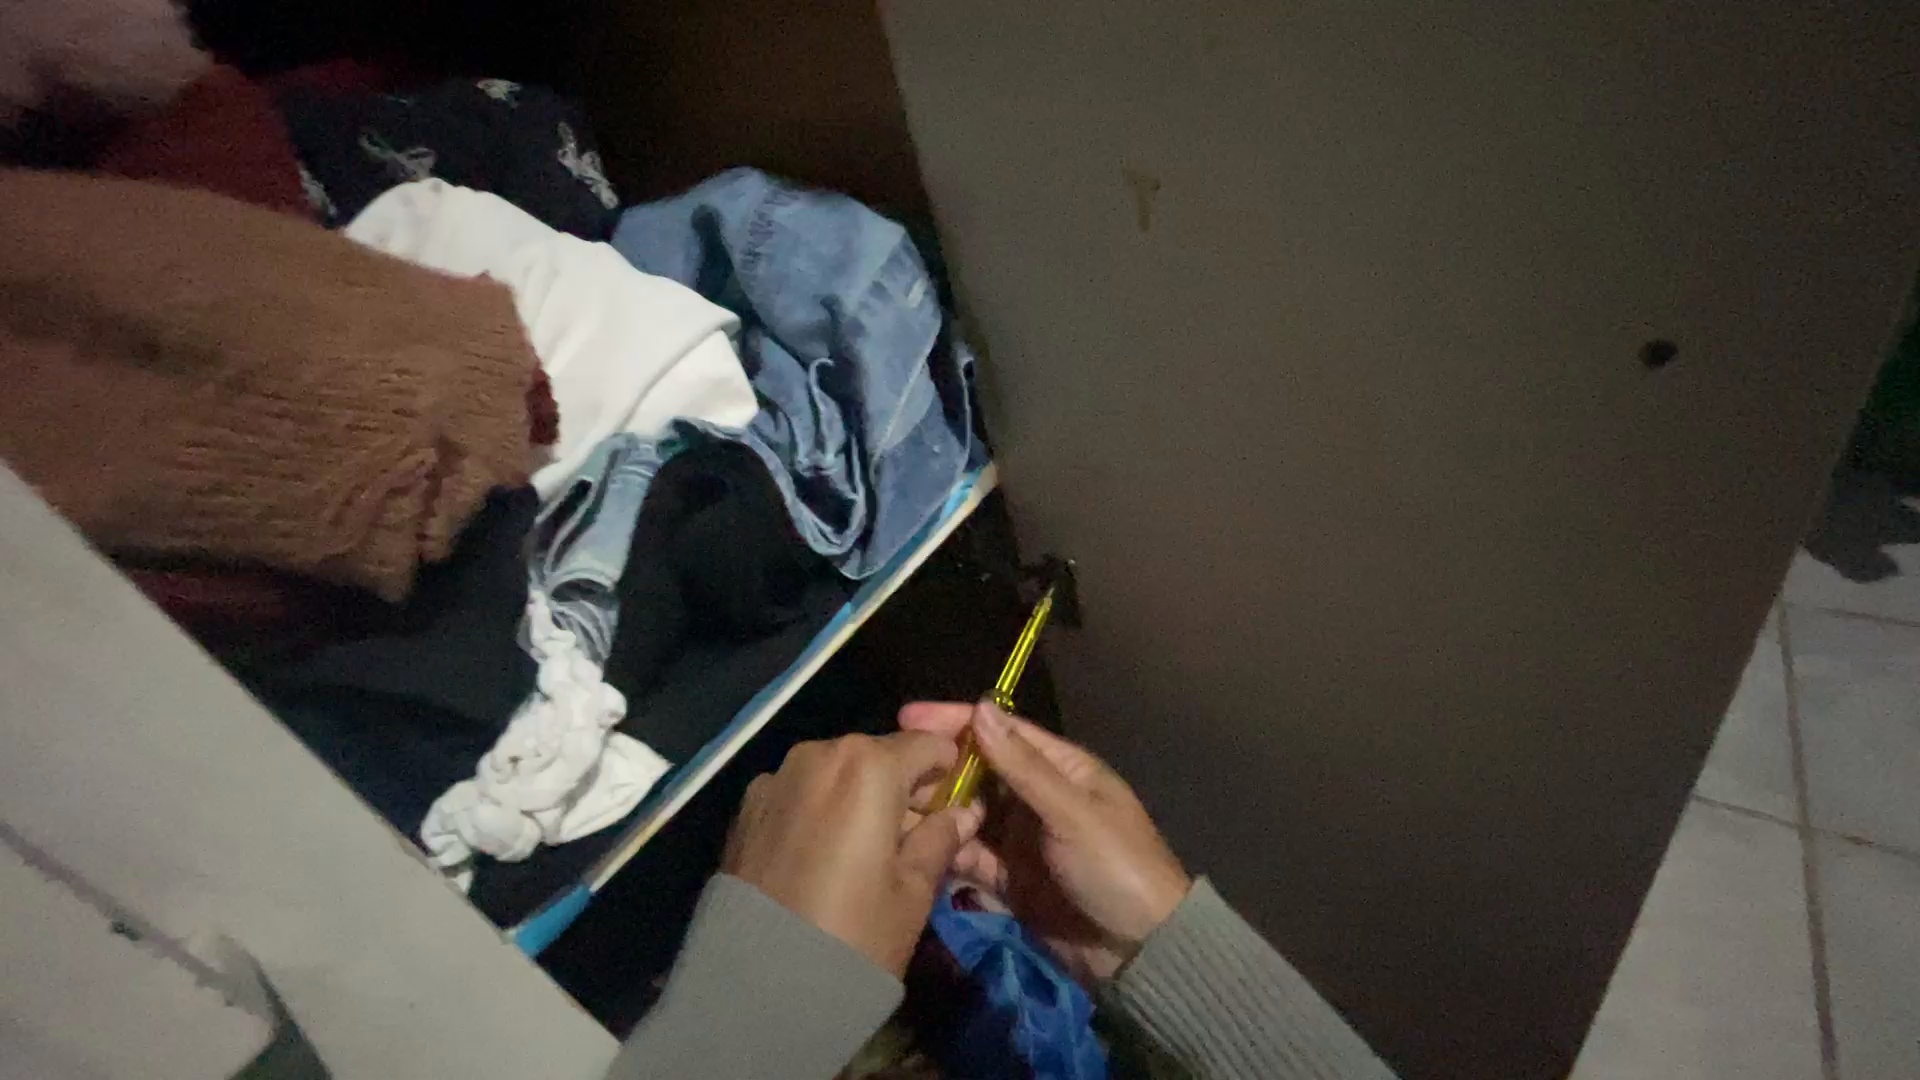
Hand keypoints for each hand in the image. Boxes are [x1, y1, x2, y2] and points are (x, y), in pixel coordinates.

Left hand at [723, 732, 983, 976]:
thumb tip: (964, 813)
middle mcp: (821, 753)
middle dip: (902, 788)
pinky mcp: (747, 805)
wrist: (755, 990)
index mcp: (870, 765)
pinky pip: (800, 792)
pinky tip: (818, 858)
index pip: (929, 744)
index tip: (954, 806)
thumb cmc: (852, 935)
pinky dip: (819, 810)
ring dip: (858, 798)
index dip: (949, 772)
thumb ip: (941, 840)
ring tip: (862, 853)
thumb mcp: (913, 893)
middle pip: (880, 756)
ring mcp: (777, 776)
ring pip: (837, 772)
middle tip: (912, 839)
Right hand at [899, 701, 1191, 983]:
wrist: (1140, 956)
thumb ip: (1022, 765)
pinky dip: (949, 851)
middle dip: (940, 767)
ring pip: (971, 813)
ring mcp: (1023, 838)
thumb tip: (980, 707)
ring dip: (939, 810)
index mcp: (1062, 767)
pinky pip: (972, 856)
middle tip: (891, 767)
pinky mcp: (1011, 879)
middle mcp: (1037, 796)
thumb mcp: (1071, 812)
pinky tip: (917, 848)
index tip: (909, 716)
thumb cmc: (1116, 866)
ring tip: (894, 808)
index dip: (957, 721)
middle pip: (980, 771)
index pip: (1002, 732)